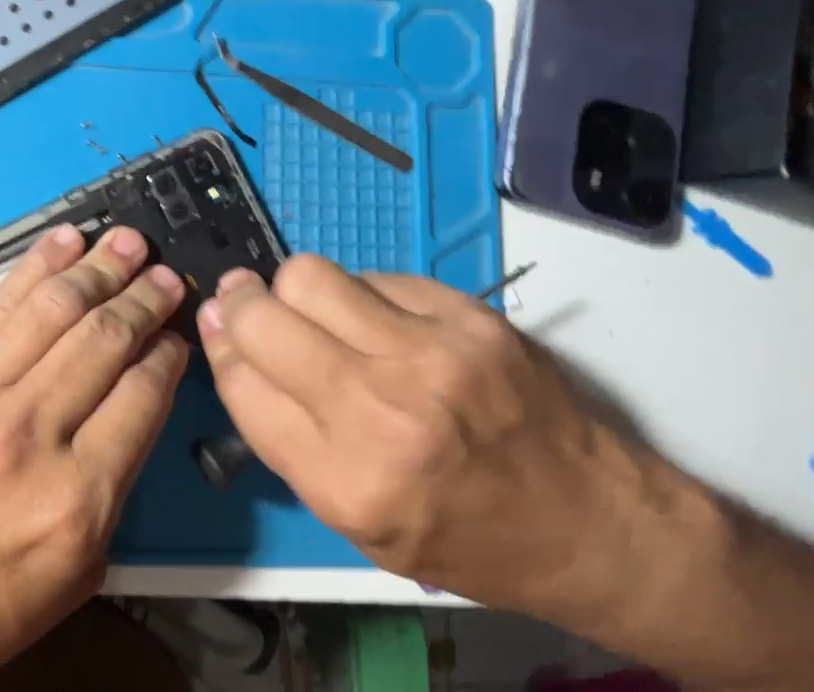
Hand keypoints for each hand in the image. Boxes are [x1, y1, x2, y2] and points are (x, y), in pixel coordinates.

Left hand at [0, 224, 189, 691]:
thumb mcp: (69, 577)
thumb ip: (108, 489)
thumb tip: (129, 413)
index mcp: (75, 498)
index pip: (142, 396)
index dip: (168, 356)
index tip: (177, 336)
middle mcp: (29, 433)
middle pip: (104, 341)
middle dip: (144, 300)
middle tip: (166, 276)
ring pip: (53, 309)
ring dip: (96, 268)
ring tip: (125, 240)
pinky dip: (34, 269)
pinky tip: (62, 245)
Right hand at [197, 257, 689, 622]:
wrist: (594, 526)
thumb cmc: (464, 538)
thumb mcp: (355, 523)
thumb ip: (284, 435)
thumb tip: (230, 343)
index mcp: (344, 479)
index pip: (241, 383)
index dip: (219, 347)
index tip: (218, 327)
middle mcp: (379, 410)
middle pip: (263, 319)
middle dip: (241, 304)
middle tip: (250, 303)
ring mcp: (429, 355)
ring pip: (308, 275)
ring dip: (295, 289)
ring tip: (316, 311)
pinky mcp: (469, 317)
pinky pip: (374, 275)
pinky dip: (360, 293)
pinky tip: (380, 321)